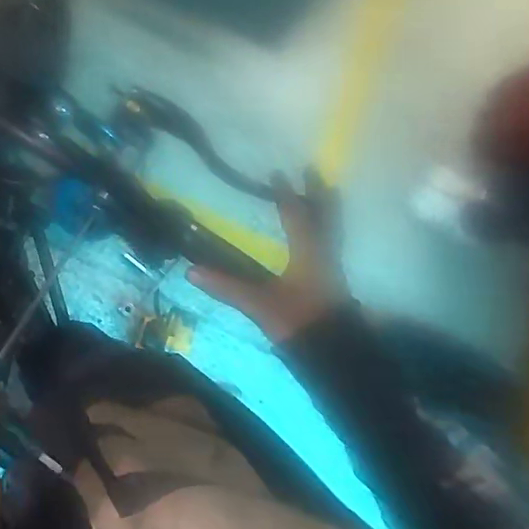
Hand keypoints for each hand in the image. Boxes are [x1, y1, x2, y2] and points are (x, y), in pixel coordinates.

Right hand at [189, 168, 347, 341]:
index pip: (296, 216)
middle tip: (315, 173)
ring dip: (327, 212)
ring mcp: (334, 271)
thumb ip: (227, 287)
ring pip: (333, 232)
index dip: (286, 195)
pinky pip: (333, 248)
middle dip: (318, 195)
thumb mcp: (259, 305)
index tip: (278, 173)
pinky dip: (328, 235)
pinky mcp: (337, 286)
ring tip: (327, 195)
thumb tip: (191, 271)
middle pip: (325, 218)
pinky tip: (323, 241)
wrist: (335, 355)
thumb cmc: (299, 322)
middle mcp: (324, 255)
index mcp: (308, 253)